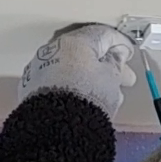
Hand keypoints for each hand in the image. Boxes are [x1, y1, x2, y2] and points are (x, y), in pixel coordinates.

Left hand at [17, 22, 138, 118]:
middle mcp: (53, 50)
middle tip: (120, 75)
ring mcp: (40, 68)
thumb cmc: (85, 100)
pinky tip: (83, 98)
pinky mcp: (33, 88)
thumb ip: (116, 63)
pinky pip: (58, 81)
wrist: (57, 127)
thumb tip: (114, 59)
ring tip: (104, 92)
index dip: (120, 44)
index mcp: (75, 41)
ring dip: (88, 75)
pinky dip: (72, 85)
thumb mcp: (112, 78)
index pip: (103, 34)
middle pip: (85, 50)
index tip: (127, 54)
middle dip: (105, 63)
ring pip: (71, 66)